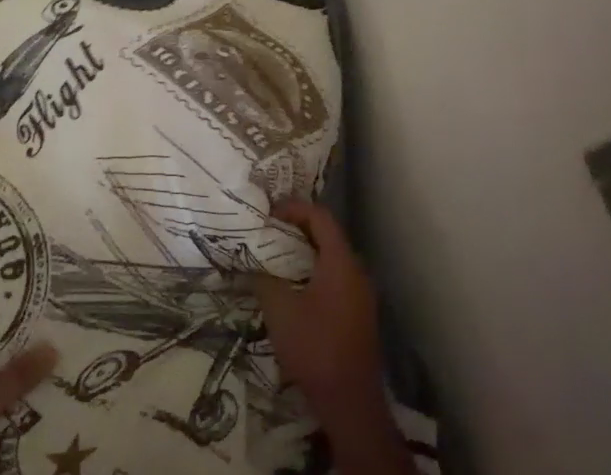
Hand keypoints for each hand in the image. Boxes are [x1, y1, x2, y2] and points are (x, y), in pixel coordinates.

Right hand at [249, 200, 388, 425]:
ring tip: (272, 254)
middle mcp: (356, 273)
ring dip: (303, 251)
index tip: (267, 211)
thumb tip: (250, 262)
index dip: (294, 207)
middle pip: (328, 236)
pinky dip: (312, 271)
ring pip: (331, 259)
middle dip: (296, 227)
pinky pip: (334, 278)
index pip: (321, 218)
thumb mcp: (278, 308)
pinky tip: (289, 285)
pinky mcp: (357, 314)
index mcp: (341, 264)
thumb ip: (263, 278)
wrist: (349, 401)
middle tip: (265, 229)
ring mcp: (360, 296)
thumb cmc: (314, 347)